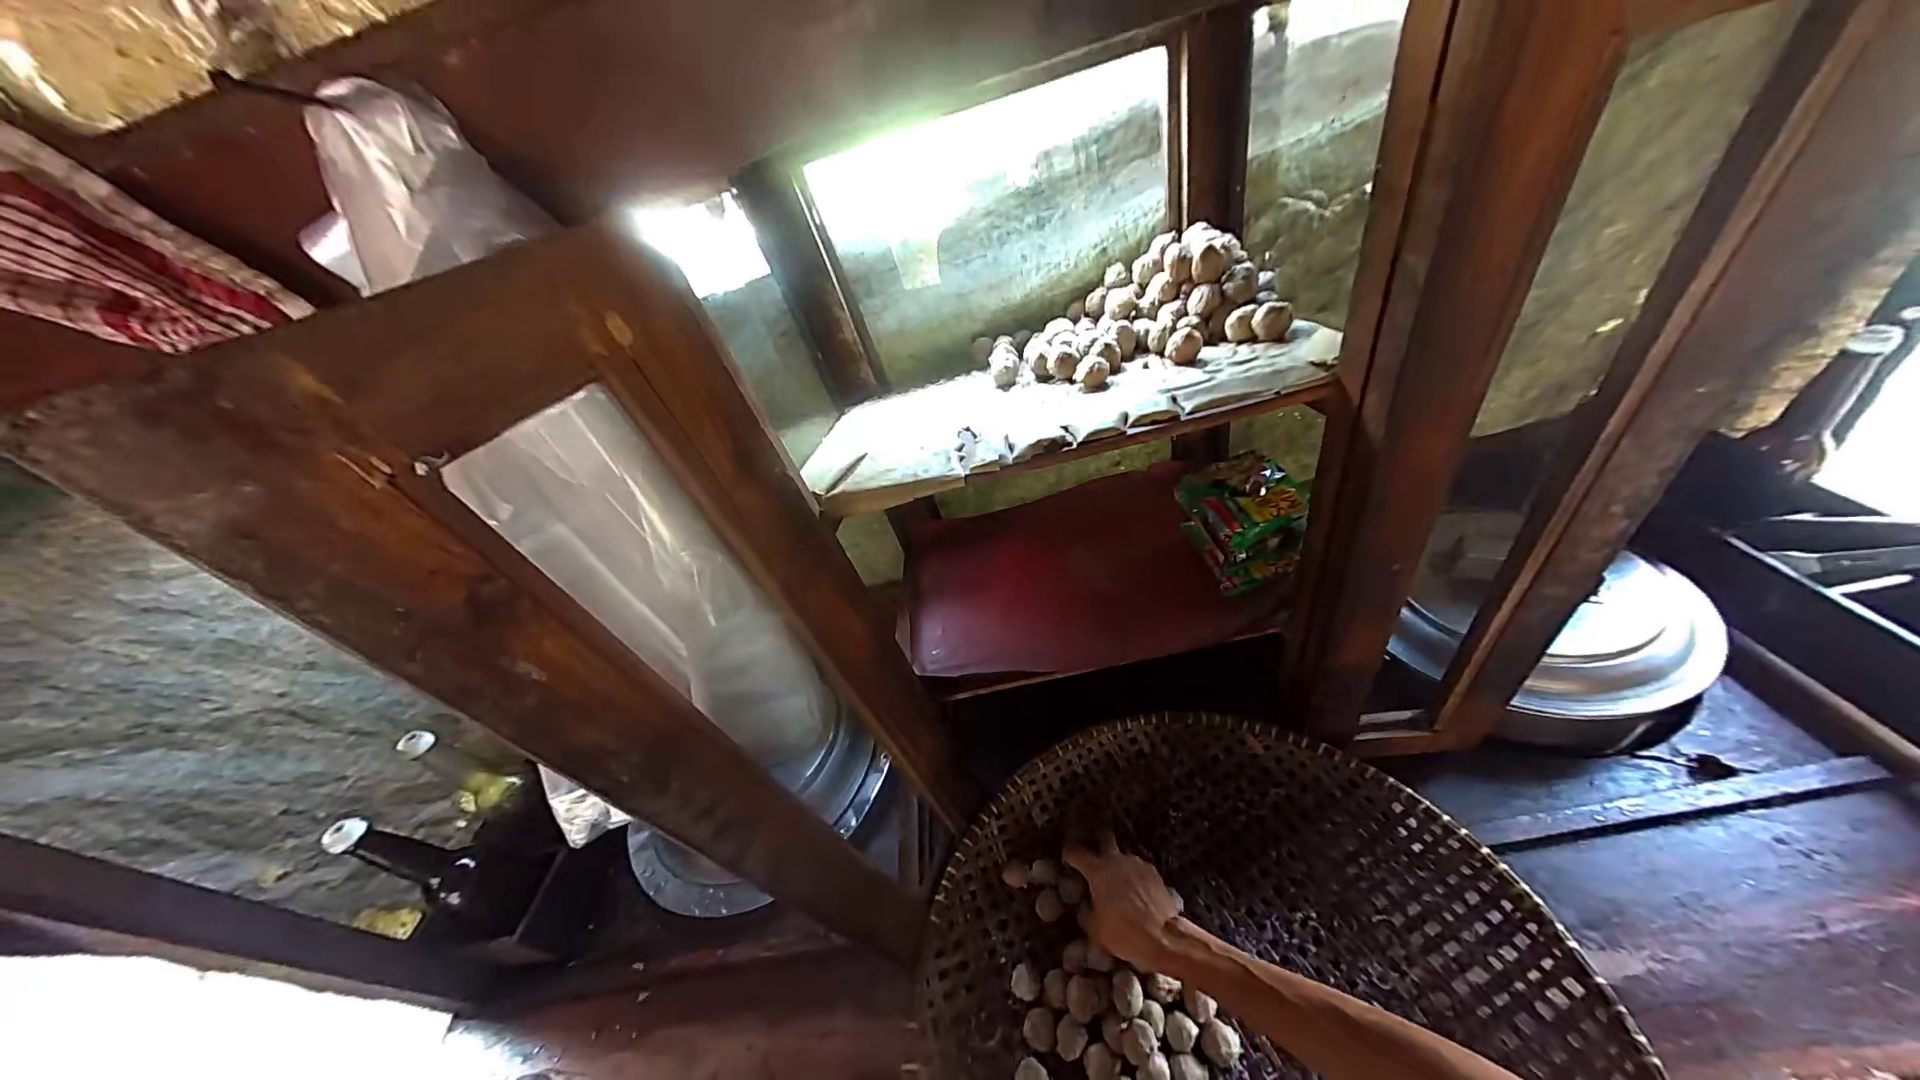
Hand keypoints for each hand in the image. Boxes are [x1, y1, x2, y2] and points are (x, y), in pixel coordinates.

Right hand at [1063, 833, 1185, 972]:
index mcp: (1098, 871)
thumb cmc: (1125, 933)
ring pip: (1124, 855)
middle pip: (1105, 837)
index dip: (1069, 854)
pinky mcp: (1155, 874)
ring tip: (1119, 881)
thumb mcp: (1096, 929)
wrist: (1164, 939)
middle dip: (1098, 840)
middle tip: (1095, 853)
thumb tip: (1087, 907)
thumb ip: (1087, 912)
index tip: (1067, 859)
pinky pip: (1139, 869)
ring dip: (1119, 864)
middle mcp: (1117, 860)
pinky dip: (1135, 876)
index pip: (1076, 852)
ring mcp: (1138, 864)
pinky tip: (1136, 892)